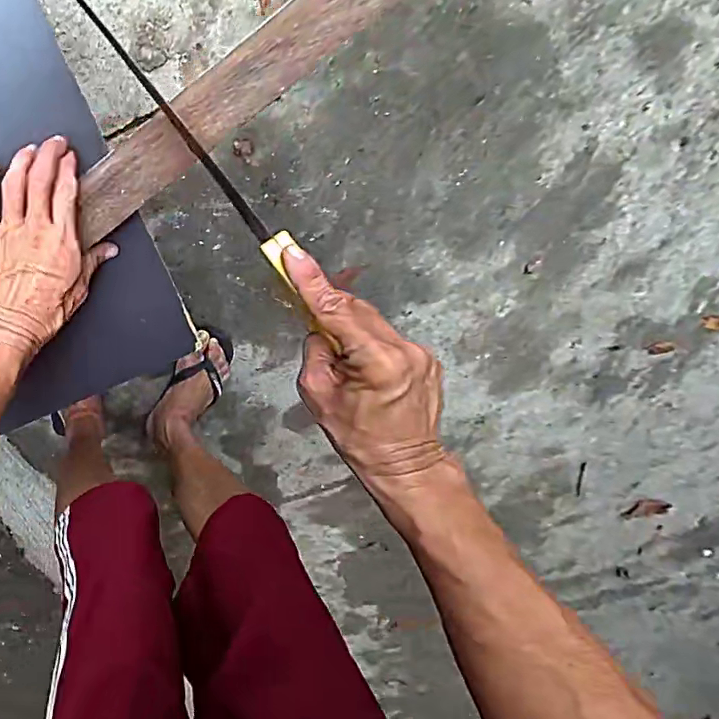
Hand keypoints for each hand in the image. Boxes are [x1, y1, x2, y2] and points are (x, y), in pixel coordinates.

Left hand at [0, 136, 116, 360]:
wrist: (8, 328)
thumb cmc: (42, 314)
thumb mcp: (78, 289)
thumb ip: (92, 262)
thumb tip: (109, 250)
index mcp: (61, 240)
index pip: (66, 192)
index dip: (68, 169)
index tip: (70, 158)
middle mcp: (35, 229)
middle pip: (41, 179)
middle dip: (49, 154)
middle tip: (54, 143)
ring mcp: (8, 231)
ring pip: (14, 183)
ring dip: (22, 160)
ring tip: (28, 149)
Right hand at [284, 245, 452, 486]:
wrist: (406, 464)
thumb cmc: (358, 437)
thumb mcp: (318, 397)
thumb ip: (316, 352)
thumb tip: (321, 330)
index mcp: (378, 361)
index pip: (335, 311)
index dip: (311, 281)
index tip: (292, 254)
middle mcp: (404, 350)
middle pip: (356, 310)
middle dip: (329, 309)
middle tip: (307, 314)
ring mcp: (420, 352)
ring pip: (371, 322)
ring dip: (349, 329)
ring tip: (341, 361)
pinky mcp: (425, 358)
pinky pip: (385, 336)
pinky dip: (367, 341)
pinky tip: (362, 367)